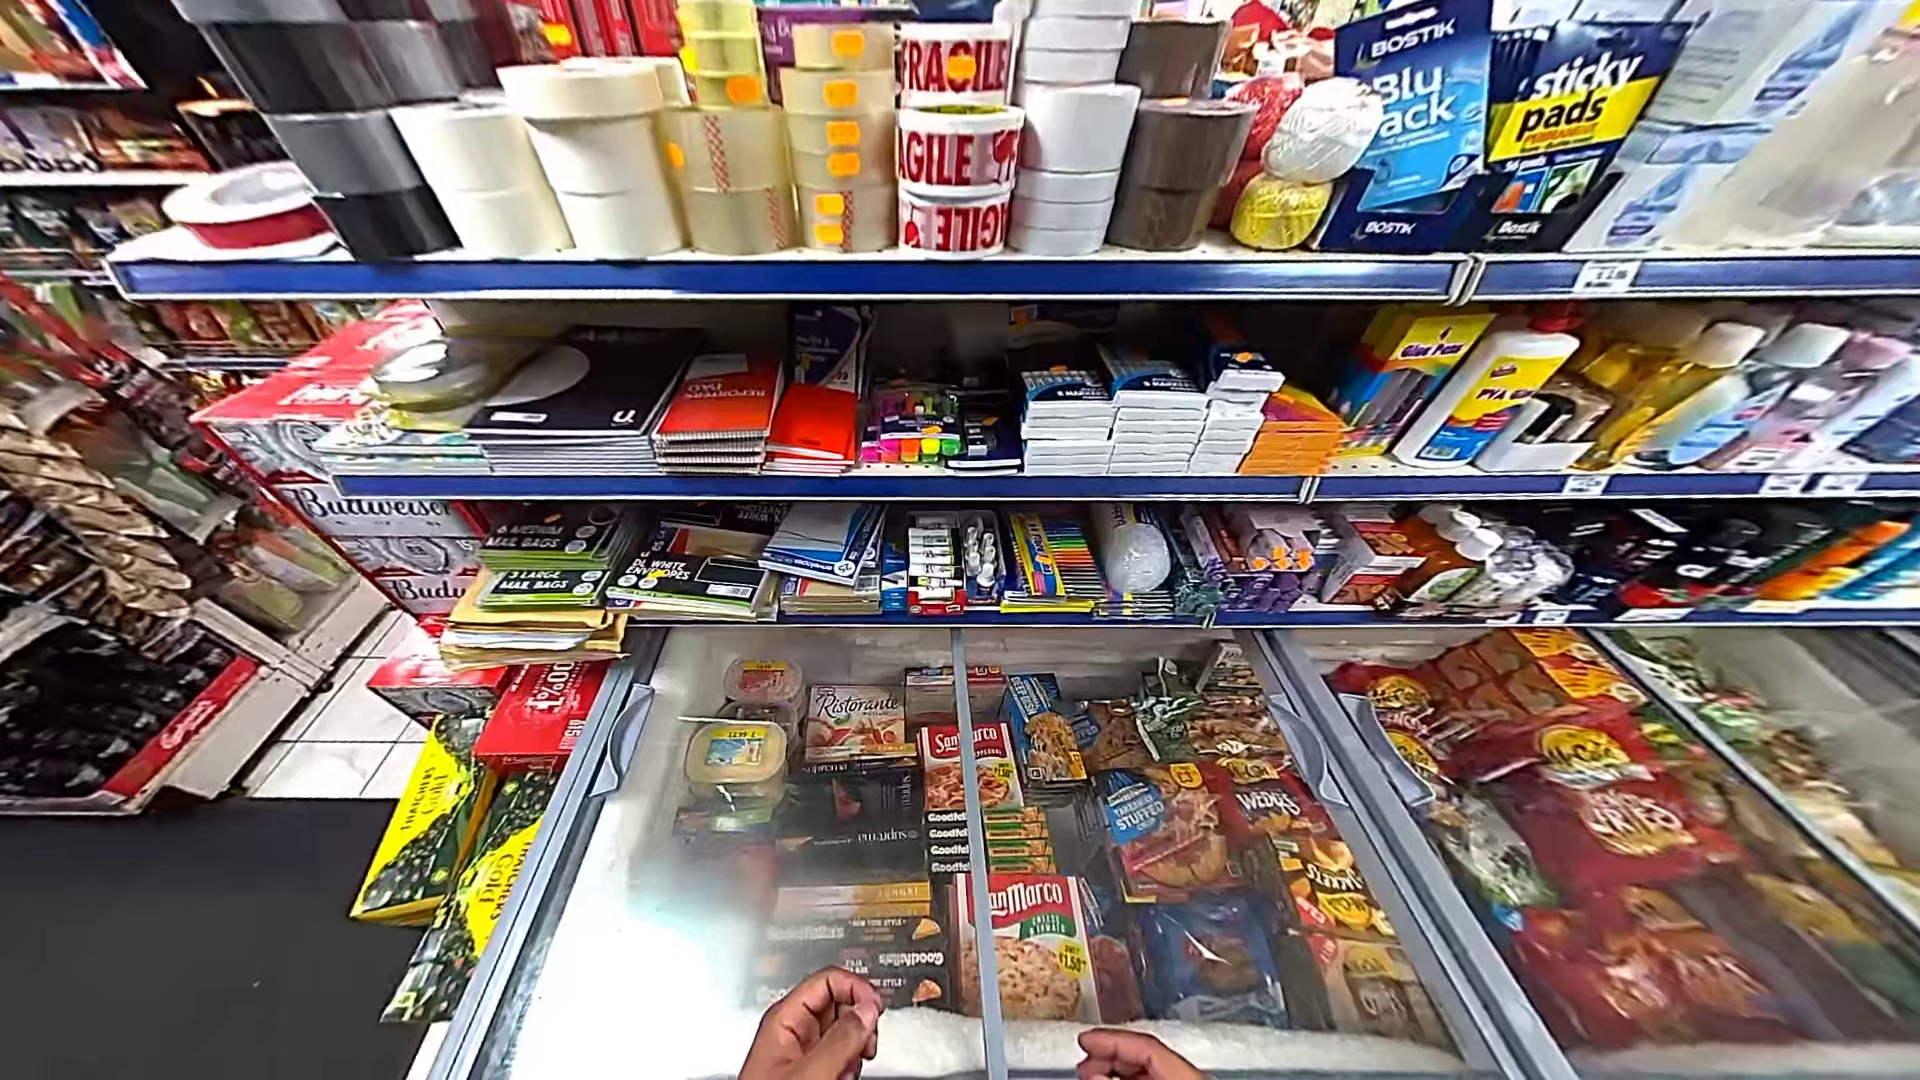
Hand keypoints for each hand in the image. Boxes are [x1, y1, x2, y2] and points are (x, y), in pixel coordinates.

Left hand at [740, 966, 884, 1079]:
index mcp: (784, 1018)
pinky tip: (843, 1079)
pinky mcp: (810, 1074)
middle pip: (839, 1004)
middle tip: (867, 1041)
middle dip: (858, 1023)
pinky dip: (849, 1067)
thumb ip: (841, 1038)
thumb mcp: (810, 1073)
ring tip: (848, 1070)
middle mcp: (793, 1031)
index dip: (856, 988)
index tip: (875, 1007)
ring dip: (854, 1049)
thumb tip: (868, 1008)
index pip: (828, 980)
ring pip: (842, 1032)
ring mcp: (801, 1055)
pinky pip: (839, 1057)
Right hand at [1076, 1029, 1204, 1079]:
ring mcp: (1184, 1079)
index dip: (1110, 1037)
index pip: (1144, 1042)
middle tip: (1084, 1060)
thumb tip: (1092, 1072)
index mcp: (1187, 1069)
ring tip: (1091, 1074)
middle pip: (1144, 1052)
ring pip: (1147, 1068)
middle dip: (1109, 1053)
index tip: (1084, 1038)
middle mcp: (1189, 1071)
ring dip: (1115, 1068)